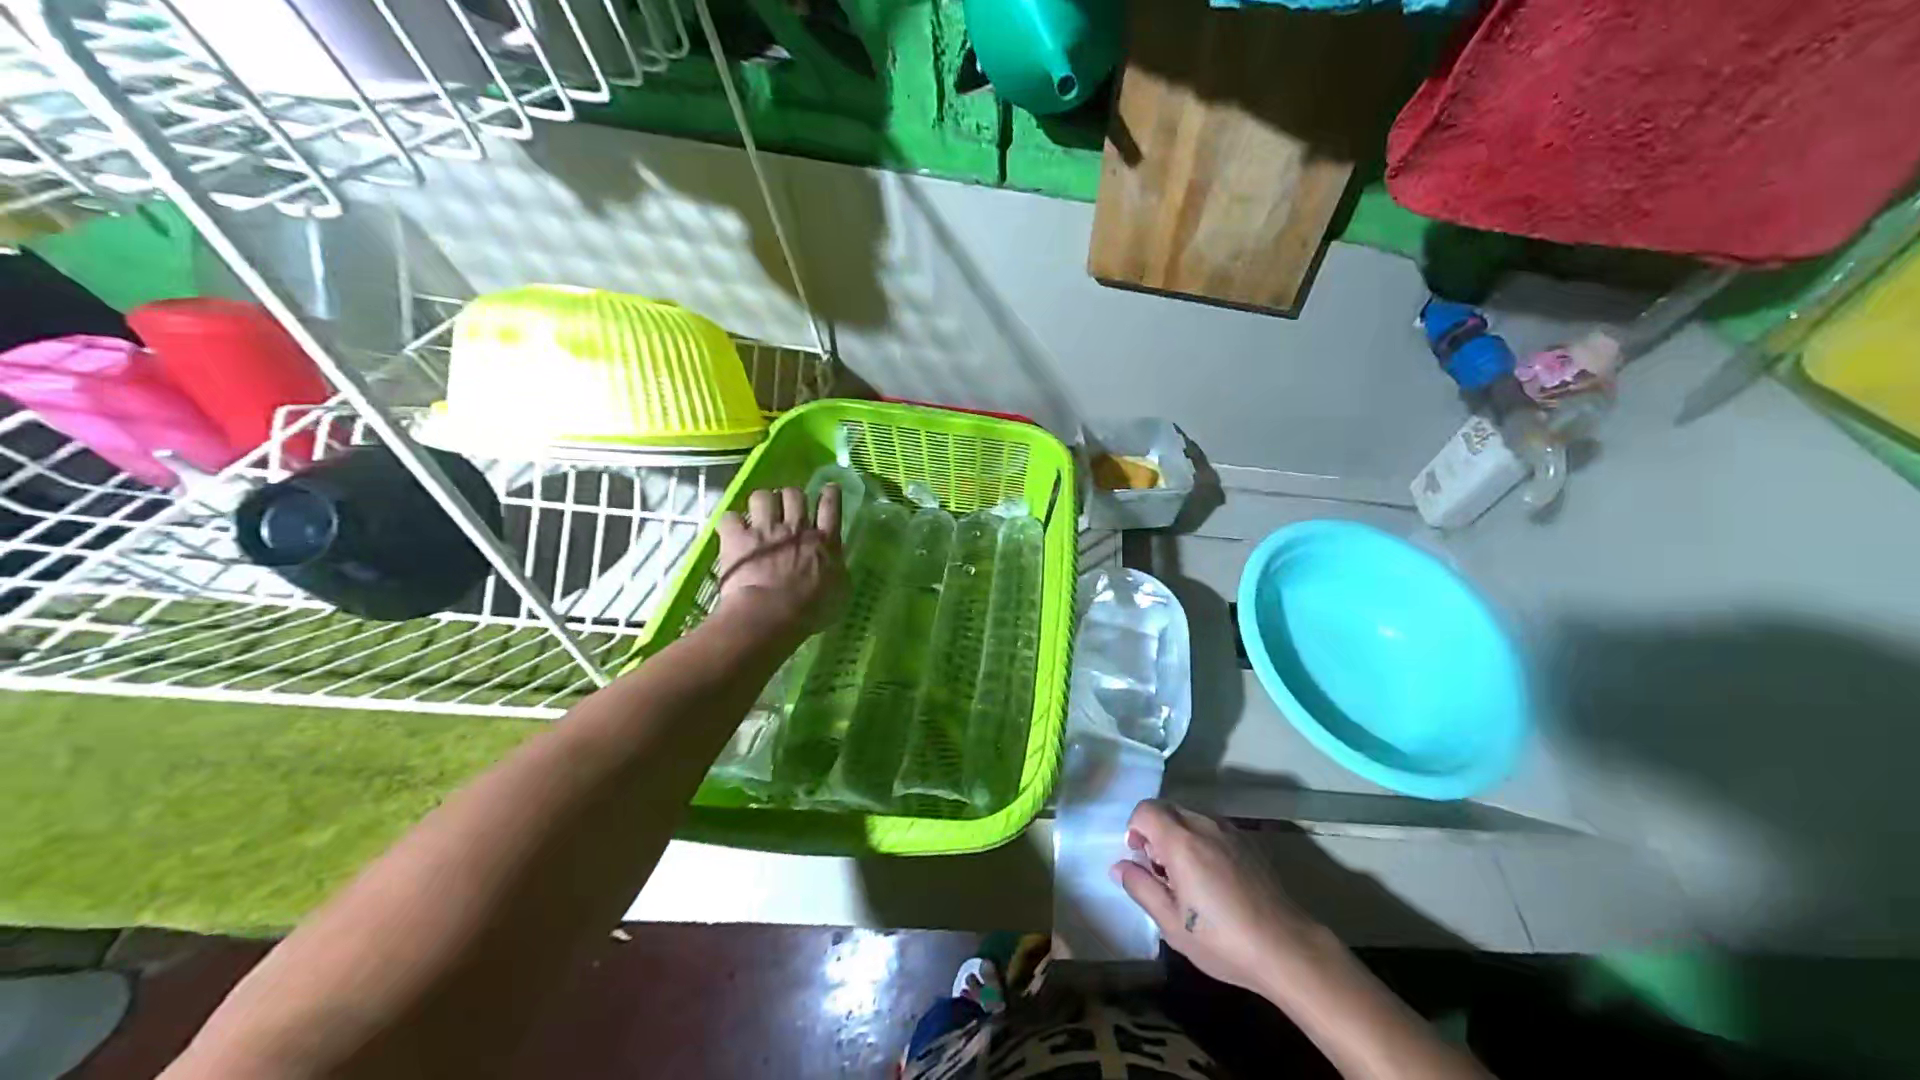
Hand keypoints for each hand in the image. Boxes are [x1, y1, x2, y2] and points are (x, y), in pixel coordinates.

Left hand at [714, 484, 845, 639]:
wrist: (772, 614)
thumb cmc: (811, 611)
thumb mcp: (839, 592)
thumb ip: (837, 571)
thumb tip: (835, 564)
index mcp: (824, 541)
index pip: (830, 507)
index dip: (830, 494)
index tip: (829, 488)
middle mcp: (796, 528)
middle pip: (795, 494)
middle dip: (790, 497)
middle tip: (787, 508)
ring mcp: (765, 530)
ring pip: (762, 496)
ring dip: (762, 502)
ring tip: (758, 513)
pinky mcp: (737, 538)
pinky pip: (730, 517)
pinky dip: (731, 523)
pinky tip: (732, 530)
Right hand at [1112, 800, 1338, 998]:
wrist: (1287, 948)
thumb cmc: (1223, 941)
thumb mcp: (1172, 924)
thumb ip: (1141, 888)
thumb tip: (1119, 866)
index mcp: (1181, 842)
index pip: (1145, 810)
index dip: (1134, 828)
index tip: (1139, 857)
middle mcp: (1204, 826)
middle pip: (1167, 808)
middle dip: (1154, 830)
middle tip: (1160, 869)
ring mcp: (1230, 831)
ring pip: (1190, 815)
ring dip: (1177, 834)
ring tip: (1186, 875)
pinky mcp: (1248, 842)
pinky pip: (1212, 827)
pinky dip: (1200, 839)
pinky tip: (1212, 877)